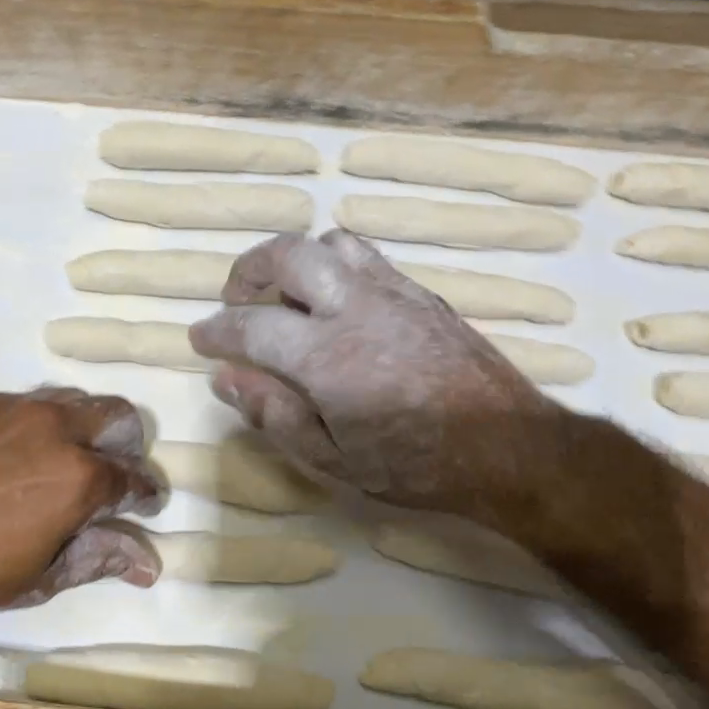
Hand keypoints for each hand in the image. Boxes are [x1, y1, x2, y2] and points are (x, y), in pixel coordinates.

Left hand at [0, 388, 163, 627]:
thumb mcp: (37, 577)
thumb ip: (97, 558)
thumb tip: (147, 561)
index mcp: (76, 474)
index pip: (133, 477)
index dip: (146, 494)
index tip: (146, 505)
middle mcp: (50, 426)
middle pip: (115, 414)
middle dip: (126, 445)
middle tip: (112, 475)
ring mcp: (6, 407)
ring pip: (66, 399)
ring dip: (80, 426)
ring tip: (62, 462)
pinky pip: (17, 403)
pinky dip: (31, 425)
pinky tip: (5, 457)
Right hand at [189, 230, 566, 518]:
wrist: (508, 448)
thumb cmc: (413, 465)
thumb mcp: (331, 458)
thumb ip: (273, 414)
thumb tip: (227, 379)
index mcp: (328, 357)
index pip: (251, 325)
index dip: (216, 330)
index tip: (199, 339)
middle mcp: (356, 309)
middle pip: (288, 255)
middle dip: (247, 270)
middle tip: (235, 301)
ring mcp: (393, 293)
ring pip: (330, 243)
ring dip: (294, 260)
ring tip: (284, 295)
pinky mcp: (421, 294)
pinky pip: (366, 258)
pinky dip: (333, 267)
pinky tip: (332, 304)